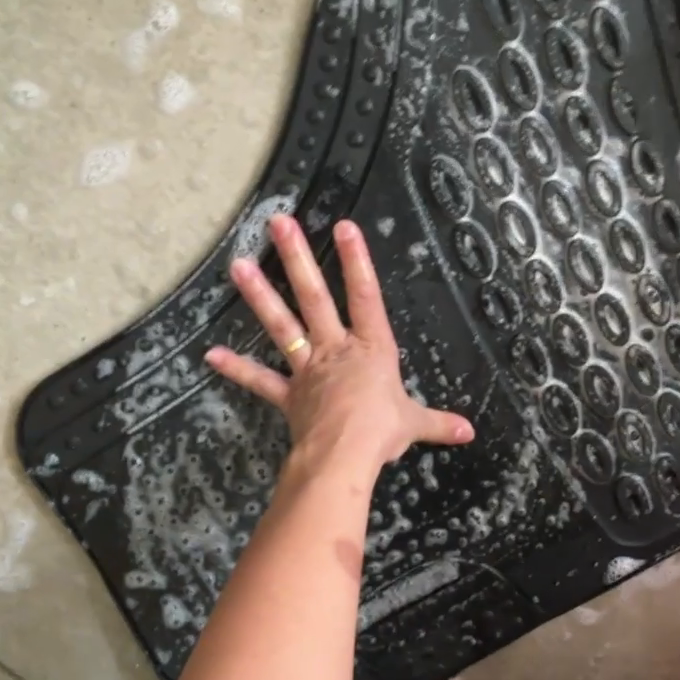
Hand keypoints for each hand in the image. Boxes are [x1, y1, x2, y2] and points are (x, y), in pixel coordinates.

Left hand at [206, 215, 474, 478]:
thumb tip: (469, 432)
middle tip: (278, 223)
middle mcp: (336, 349)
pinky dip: (237, 368)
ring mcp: (309, 369)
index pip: (366, 296)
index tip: (343, 226)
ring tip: (237, 264)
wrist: (343, 456)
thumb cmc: (381, 431)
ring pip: (282, 326)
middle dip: (297, 258)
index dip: (356, 260)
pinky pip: (261, 380)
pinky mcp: (290, 395)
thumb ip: (439, 423)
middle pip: (314, 297)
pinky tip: (211, 354)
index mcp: (372, 348)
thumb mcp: (416, 424)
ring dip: (260, 295)